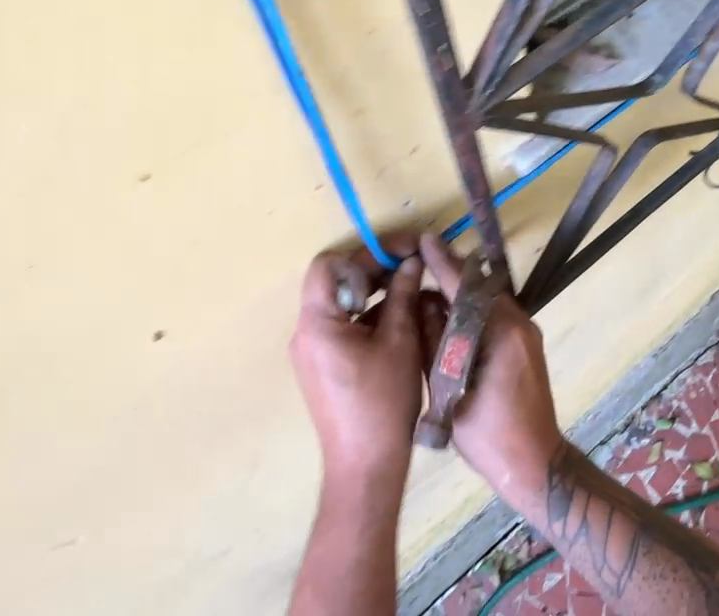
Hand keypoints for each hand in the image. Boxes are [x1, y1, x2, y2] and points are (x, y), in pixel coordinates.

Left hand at [290, 247, 426, 492]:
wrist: (366, 466)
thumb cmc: (383, 402)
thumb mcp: (399, 342)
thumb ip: (402, 296)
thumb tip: (411, 263)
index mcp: (317, 323)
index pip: (329, 266)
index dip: (366, 253)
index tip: (403, 253)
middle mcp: (306, 333)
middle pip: (335, 283)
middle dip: (374, 270)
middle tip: (412, 267)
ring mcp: (312, 351)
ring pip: (341, 304)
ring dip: (375, 292)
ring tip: (413, 290)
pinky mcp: (323, 367)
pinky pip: (343, 326)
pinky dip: (369, 316)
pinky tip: (401, 319)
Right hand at [418, 235, 564, 499]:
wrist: (534, 464)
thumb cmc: (490, 434)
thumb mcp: (451, 391)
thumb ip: (434, 344)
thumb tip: (420, 304)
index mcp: (502, 331)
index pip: (466, 287)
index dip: (443, 262)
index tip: (424, 240)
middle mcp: (518, 323)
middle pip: (479, 288)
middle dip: (449, 274)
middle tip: (417, 262)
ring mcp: (526, 334)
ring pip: (487, 302)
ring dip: (459, 294)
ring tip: (426, 288)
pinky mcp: (524, 346)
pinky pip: (494, 317)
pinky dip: (470, 312)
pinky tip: (447, 318)